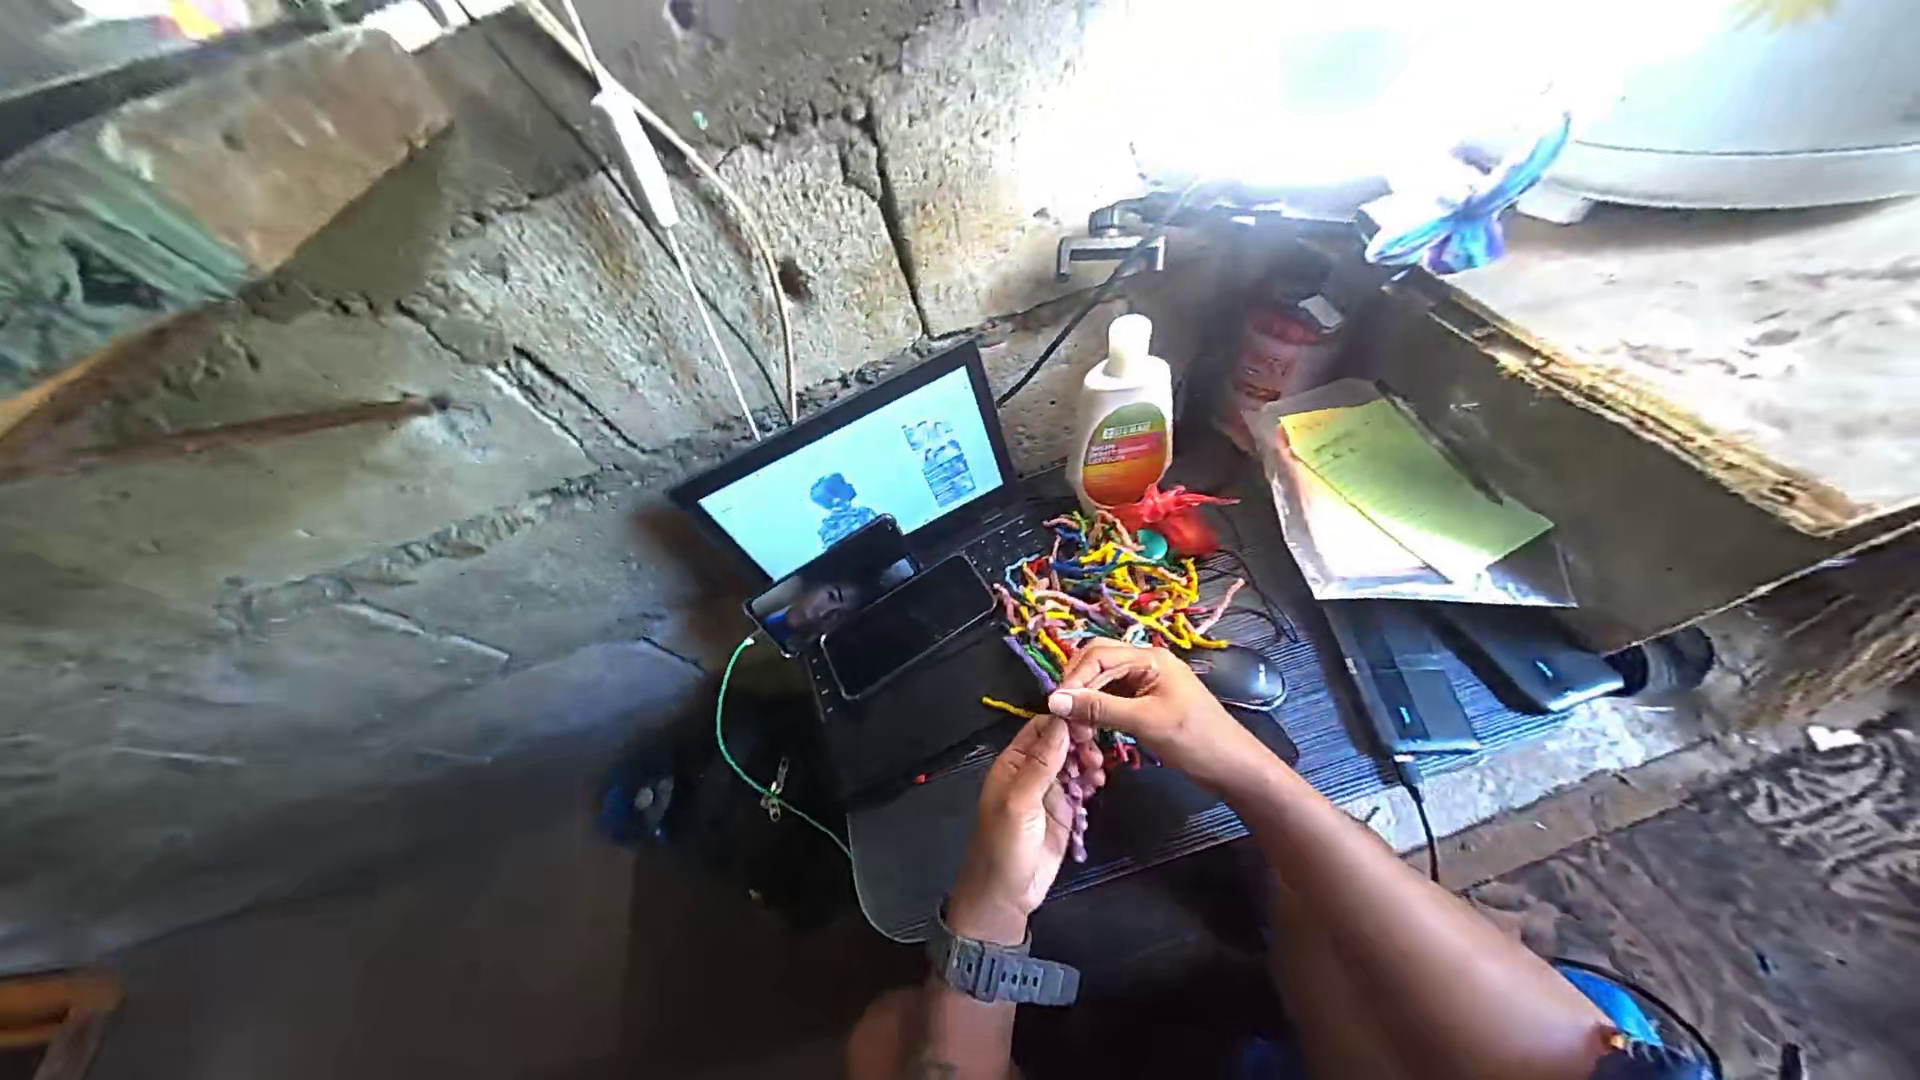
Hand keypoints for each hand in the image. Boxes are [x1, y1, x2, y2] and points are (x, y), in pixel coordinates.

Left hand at [948, 713, 1102, 944]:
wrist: (1006, 895)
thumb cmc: (1003, 844)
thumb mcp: (1019, 801)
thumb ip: (1041, 762)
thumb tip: (1062, 721)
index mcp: (1014, 761)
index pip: (1041, 728)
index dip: (1064, 722)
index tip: (1087, 724)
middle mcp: (1032, 771)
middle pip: (1062, 743)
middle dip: (1081, 743)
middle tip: (1095, 754)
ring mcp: (1050, 791)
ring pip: (1075, 763)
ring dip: (1089, 762)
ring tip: (1097, 772)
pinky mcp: (1065, 811)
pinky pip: (1081, 787)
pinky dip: (1091, 782)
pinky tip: (1098, 785)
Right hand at [1047, 640, 1280, 794]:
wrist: (1235, 769)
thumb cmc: (1196, 740)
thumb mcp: (1145, 723)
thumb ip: (1099, 709)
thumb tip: (1055, 700)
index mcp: (1149, 658)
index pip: (1097, 655)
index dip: (1074, 678)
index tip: (1057, 706)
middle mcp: (1145, 663)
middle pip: (1096, 662)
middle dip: (1077, 686)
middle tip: (1066, 717)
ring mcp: (1146, 682)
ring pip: (1101, 681)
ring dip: (1086, 701)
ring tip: (1079, 729)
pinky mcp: (1146, 701)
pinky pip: (1111, 697)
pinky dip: (1097, 711)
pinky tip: (1092, 730)